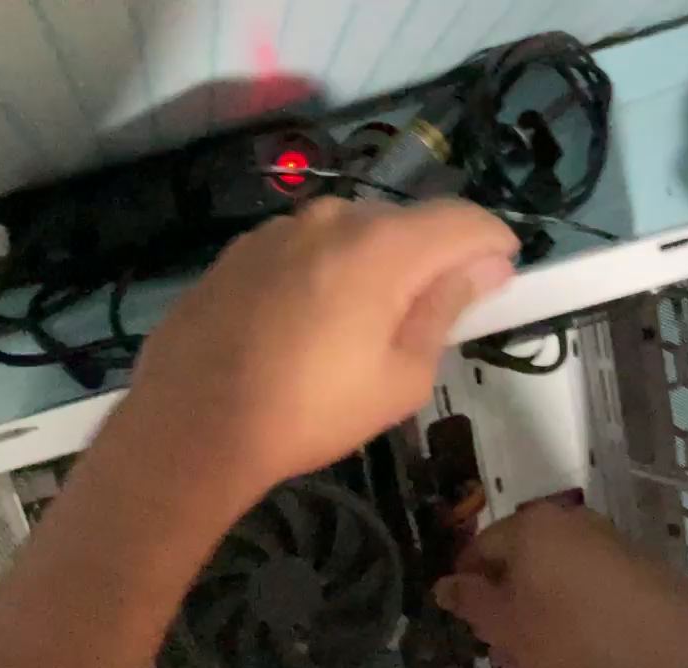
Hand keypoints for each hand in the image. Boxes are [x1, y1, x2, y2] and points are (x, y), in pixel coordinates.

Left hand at [118, 196, 516, 498]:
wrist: (192, 428)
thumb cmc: (307, 414)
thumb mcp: (399, 379)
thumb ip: (445, 310)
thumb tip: (484, 266)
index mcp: (380, 245)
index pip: (464, 220)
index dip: (491, 247)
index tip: (496, 281)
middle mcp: (328, 219)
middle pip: (401, 225)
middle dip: (423, 263)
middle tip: (417, 322)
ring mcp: (273, 233)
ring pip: (344, 237)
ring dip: (364, 269)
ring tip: (346, 333)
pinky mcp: (233, 256)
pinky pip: (296, 254)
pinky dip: (314, 277)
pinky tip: (294, 328)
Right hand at [433, 502, 687, 667]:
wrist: (664, 657)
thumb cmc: (566, 632)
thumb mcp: (500, 622)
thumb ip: (467, 600)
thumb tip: (444, 586)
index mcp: (530, 526)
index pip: (480, 547)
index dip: (465, 583)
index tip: (466, 617)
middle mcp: (570, 523)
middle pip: (519, 561)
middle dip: (504, 603)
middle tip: (498, 643)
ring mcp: (609, 544)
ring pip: (553, 578)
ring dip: (535, 612)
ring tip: (531, 658)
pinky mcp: (640, 571)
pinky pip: (588, 587)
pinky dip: (571, 612)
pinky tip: (572, 650)